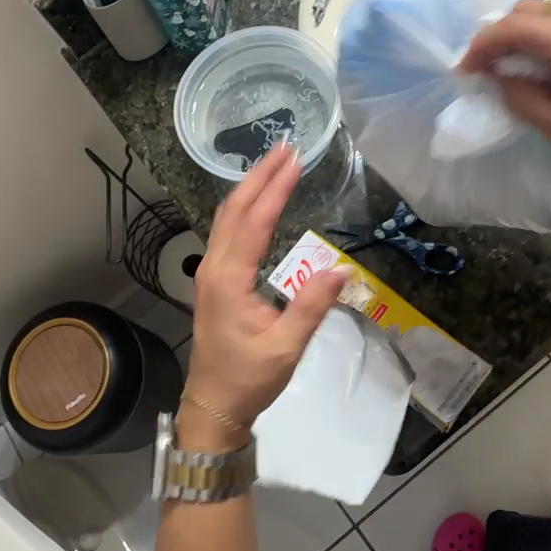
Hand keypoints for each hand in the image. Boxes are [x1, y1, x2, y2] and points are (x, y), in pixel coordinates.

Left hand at [185, 143, 349, 441]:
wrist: (214, 403)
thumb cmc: (249, 378)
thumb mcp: (286, 348)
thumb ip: (311, 308)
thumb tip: (340, 269)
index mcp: (228, 279)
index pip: (254, 222)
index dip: (275, 189)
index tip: (295, 160)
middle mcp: (214, 267)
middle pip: (234, 209)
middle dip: (259, 176)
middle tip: (285, 146)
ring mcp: (211, 272)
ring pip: (227, 217)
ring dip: (250, 188)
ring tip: (275, 164)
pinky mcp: (215, 280)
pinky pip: (227, 231)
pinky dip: (244, 208)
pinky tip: (258, 202)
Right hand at [459, 1, 550, 197]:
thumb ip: (522, 96)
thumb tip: (497, 75)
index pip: (517, 27)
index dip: (483, 46)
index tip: (466, 71)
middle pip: (532, 8)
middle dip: (503, 36)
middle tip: (489, 70)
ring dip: (527, 34)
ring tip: (518, 70)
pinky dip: (550, 34)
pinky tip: (549, 64)